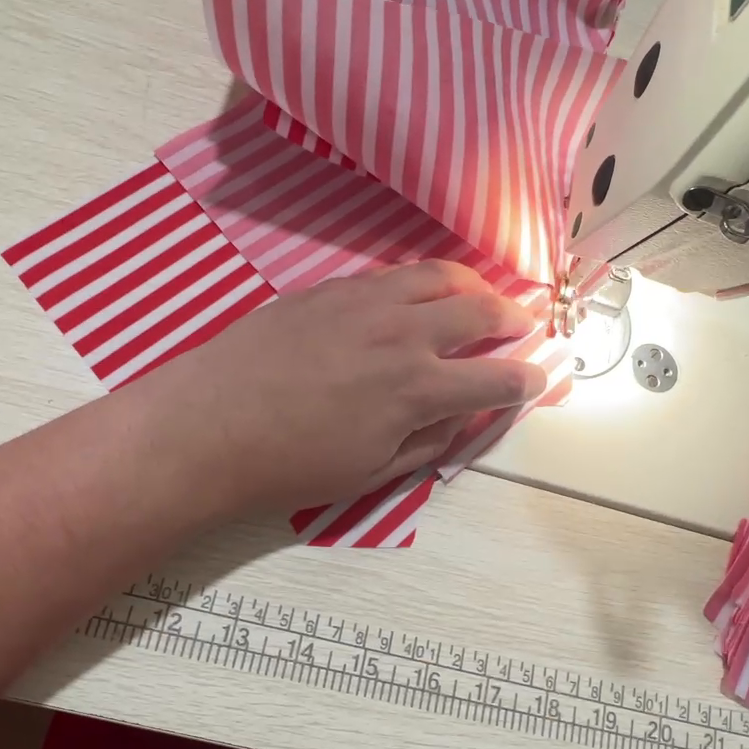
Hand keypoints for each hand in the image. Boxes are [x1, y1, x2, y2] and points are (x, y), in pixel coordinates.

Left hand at [118, 259, 546, 515]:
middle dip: (514, 318)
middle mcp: (401, 333)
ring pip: (436, 276)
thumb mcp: (371, 472)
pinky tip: (416, 296)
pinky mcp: (328, 289)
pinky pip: (390, 275)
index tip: (540, 377)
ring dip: (472, 286)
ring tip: (481, 296)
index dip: (527, 379)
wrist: (209, 425)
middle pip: (479, 312)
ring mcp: (363, 302)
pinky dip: (420, 283)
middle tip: (525, 324)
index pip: (495, 379)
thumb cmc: (290, 464)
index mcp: (417, 388)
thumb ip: (429, 441)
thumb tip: (462, 416)